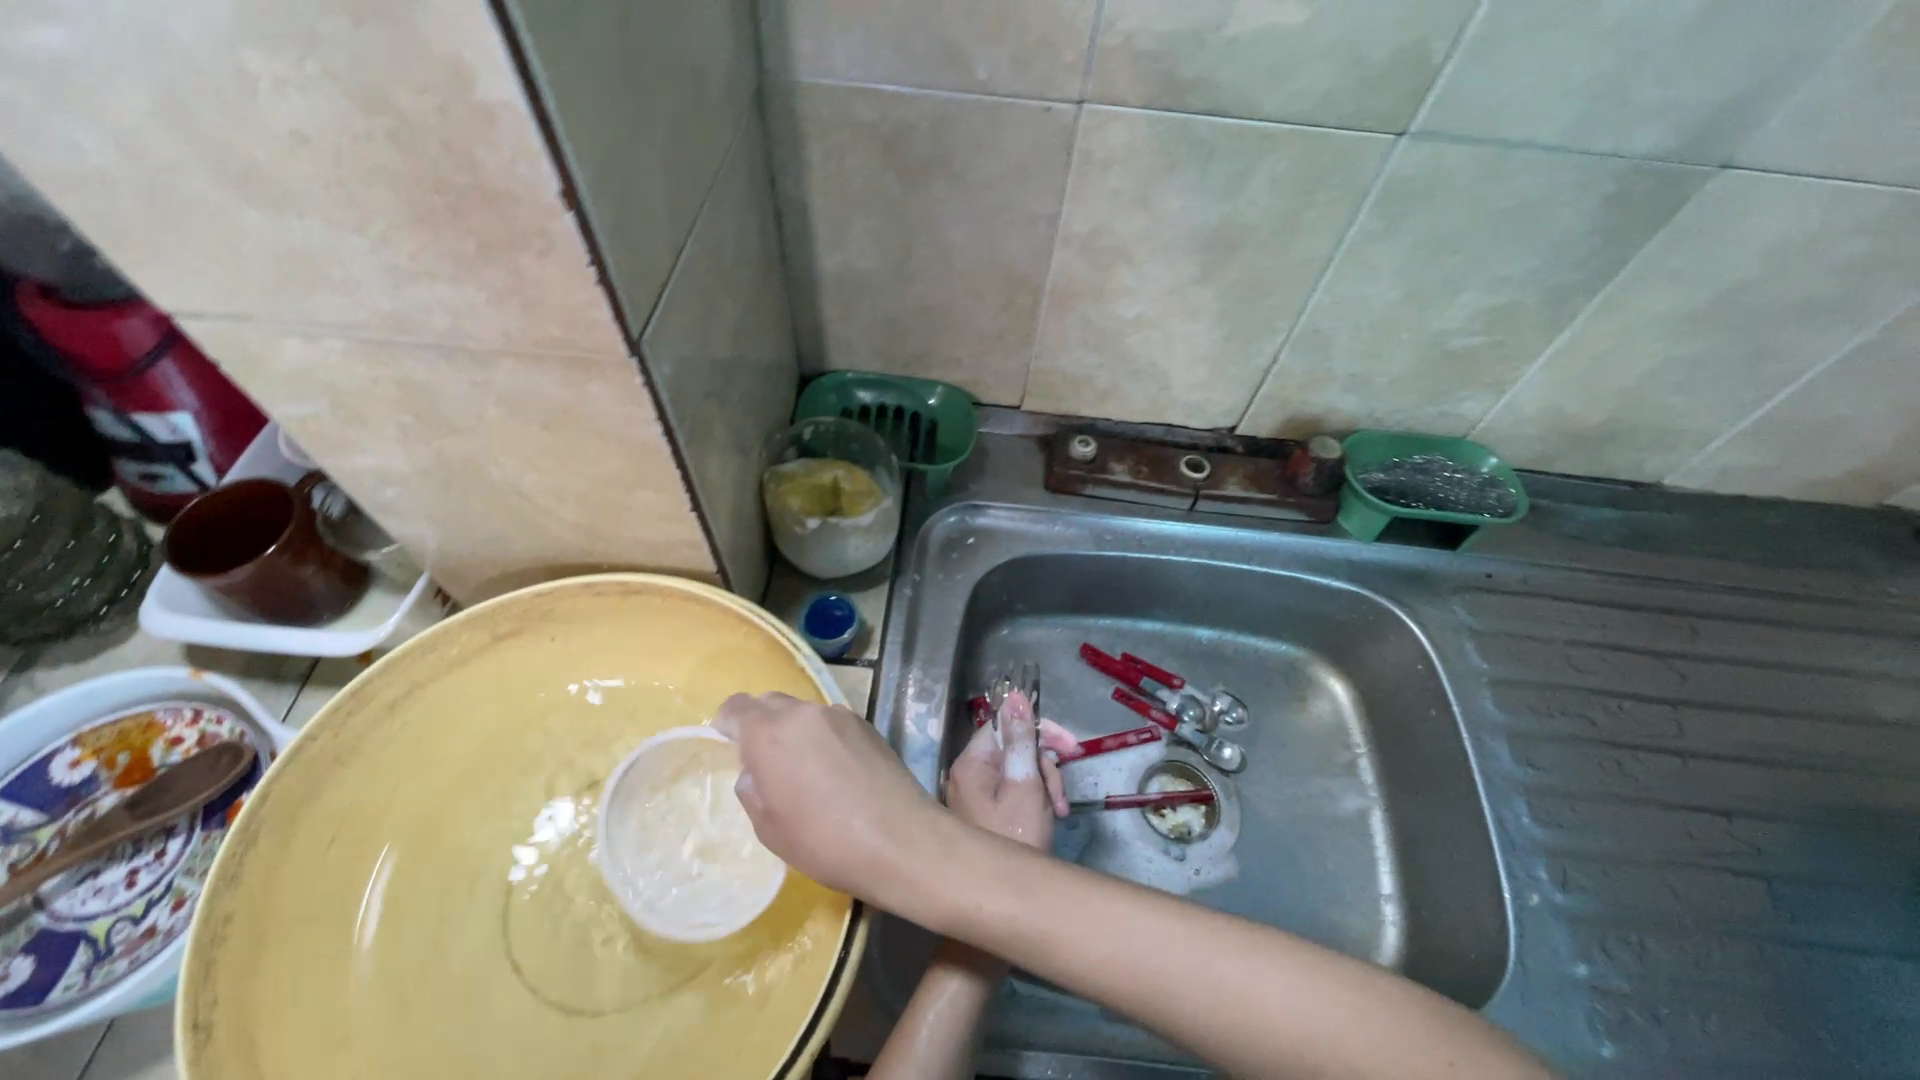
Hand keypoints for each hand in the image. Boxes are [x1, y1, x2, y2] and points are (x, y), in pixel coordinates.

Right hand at [715, 691, 943, 899]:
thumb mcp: (769, 828)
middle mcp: (805, 713)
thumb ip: (753, 789)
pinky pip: (832, 723)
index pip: (736, 706)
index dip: (728, 724)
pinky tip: (837, 773)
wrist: (900, 841)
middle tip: (768, 765)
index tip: (731, 747)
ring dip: (796, 732)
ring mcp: (841, 715)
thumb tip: (757, 772)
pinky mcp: (869, 726)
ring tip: (808, 773)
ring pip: (805, 713)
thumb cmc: (824, 841)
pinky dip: (825, 738)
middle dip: (762, 726)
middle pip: (771, 703)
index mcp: (770, 733)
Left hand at [944, 690, 1065, 851]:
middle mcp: (966, 774)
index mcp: (970, 764)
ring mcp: (974, 794)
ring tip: (1058, 809)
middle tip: (1062, 788)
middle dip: (1043, 763)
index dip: (1037, 729)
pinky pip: (1013, 789)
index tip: (1069, 745)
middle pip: (1012, 747)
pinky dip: (1035, 798)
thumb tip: (1015, 695)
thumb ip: (1022, 739)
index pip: (1003, 724)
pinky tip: (1051, 815)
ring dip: (1044, 783)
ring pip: (1018, 769)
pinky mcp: (985, 812)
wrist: (1007, 899)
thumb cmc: (1016, 838)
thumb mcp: (1025, 785)